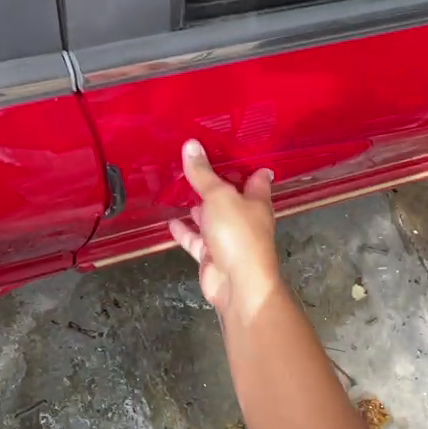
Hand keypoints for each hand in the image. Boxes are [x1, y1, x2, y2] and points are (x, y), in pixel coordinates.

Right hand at [168, 139, 282, 321]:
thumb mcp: (218, 196)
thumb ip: (203, 173)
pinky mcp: (212, 255)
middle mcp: (245, 218)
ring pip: (212, 217)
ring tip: (179, 188)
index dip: (247, 163)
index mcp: (256, 201)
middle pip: (231, 196)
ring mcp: (228, 238)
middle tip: (195, 163)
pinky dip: (184, 231)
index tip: (231, 146)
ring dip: (199, 206)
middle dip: (216, 183)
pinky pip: (196, 239)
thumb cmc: (237, 233)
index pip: (256, 177)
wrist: (238, 284)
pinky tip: (170, 220)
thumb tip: (190, 144)